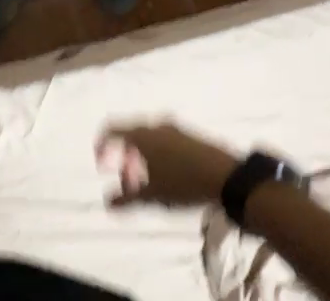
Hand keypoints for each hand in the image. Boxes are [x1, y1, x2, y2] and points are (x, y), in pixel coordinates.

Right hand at [96, 123, 240, 207]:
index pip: (111, 130)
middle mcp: (154, 125)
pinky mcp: (191, 136)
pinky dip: (159, 156)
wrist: (227, 176)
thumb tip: (108, 203)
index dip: (102, 146)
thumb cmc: (182, 183)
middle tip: (128, 180)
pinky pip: (166, 142)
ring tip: (149, 181)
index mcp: (140, 134)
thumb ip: (127, 198)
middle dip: (125, 158)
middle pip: (130, 136)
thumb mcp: (152, 195)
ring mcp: (175, 129)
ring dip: (143, 158)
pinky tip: (170, 176)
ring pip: (150, 140)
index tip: (102, 166)